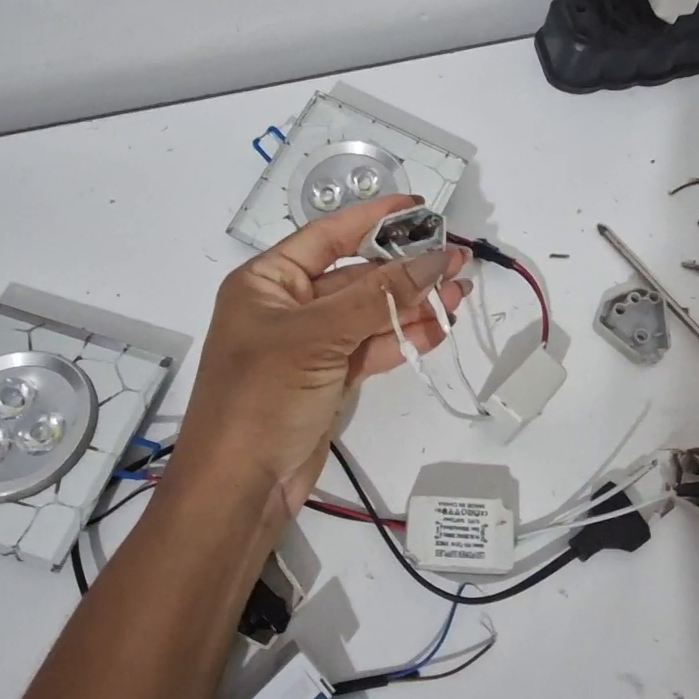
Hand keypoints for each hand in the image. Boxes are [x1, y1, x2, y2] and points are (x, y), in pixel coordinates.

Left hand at [175, 194, 470, 510]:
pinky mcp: (328, 377)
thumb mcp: (317, 339)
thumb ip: (379, 297)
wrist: (238, 491)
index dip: (374, 218)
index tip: (418, 207)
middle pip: (356, 276)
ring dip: (412, 306)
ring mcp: (309, 343)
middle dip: (405, 271)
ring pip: (369, 313)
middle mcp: (287, 305)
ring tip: (459, 296)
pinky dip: (403, 338)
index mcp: (267, 281)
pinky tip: (438, 329)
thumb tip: (436, 260)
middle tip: (456, 262)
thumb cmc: (262, 399)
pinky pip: (371, 346)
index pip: (328, 236)